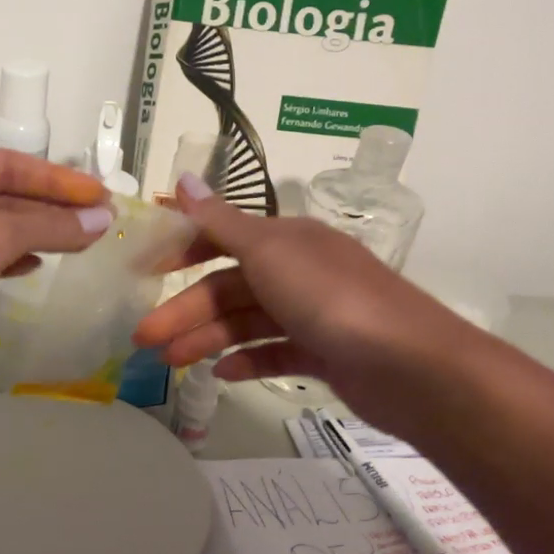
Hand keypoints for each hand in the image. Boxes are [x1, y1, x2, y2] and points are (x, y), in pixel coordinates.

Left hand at [0, 149, 110, 392]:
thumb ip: (48, 224)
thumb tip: (102, 219)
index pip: (5, 163)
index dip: (55, 178)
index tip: (100, 195)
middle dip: (48, 206)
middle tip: (99, 220)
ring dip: (33, 233)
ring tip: (79, 242)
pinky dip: (9, 259)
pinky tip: (34, 267)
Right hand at [134, 173, 480, 411]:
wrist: (409, 365)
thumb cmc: (330, 297)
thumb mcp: (267, 250)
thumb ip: (219, 221)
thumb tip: (182, 179)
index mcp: (286, 240)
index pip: (223, 238)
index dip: (183, 251)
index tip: (146, 271)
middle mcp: (298, 272)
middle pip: (228, 288)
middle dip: (183, 310)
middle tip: (143, 338)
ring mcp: (312, 314)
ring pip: (245, 322)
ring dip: (205, 339)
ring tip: (171, 362)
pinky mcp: (324, 354)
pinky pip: (273, 353)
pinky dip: (245, 361)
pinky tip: (220, 374)